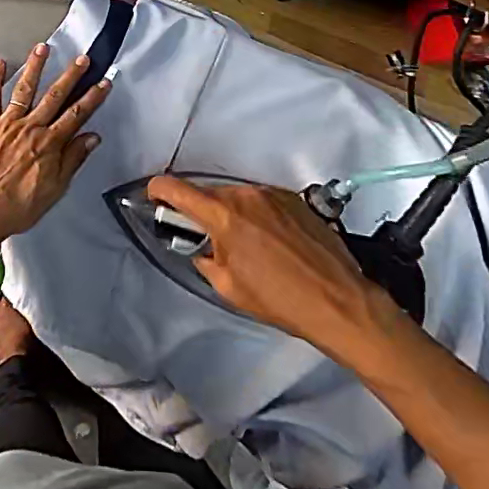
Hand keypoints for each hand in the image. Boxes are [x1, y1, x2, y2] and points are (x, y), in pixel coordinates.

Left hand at [0, 43, 110, 247]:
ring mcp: (7, 125)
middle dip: (71, 75)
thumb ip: (73, 159)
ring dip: (36, 67)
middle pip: (55, 96)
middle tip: (82, 59)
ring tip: (43, 48)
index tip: (103, 83)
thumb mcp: (55, 188)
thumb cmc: (17, 206)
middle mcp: (31, 128)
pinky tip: (0, 63)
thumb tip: (91, 138)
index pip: (77, 114)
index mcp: (50, 143)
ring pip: (25, 90)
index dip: (93, 97)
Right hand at [145, 177, 401, 356]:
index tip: (153, 194)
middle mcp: (249, 195)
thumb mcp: (228, 286)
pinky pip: (263, 200)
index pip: (180, 190)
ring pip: (238, 196)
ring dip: (231, 212)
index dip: (160, 190)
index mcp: (226, 216)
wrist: (335, 297)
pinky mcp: (294, 198)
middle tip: (199, 234)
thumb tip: (201, 247)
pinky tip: (267, 241)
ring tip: (241, 244)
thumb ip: (205, 258)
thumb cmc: (280, 298)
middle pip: (210, 193)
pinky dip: (256, 214)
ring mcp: (274, 194)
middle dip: (200, 210)